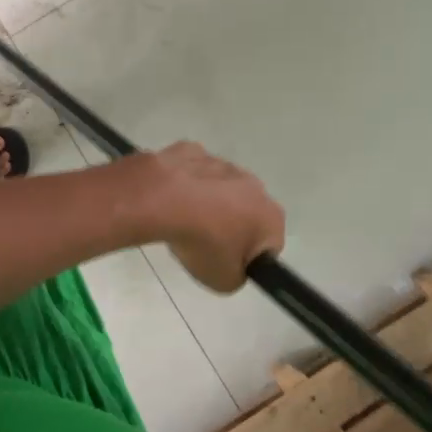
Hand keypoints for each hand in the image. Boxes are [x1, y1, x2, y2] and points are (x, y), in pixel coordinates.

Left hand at [139, 142, 283, 293]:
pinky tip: (169, 196)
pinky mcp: (188, 150)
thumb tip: (231, 264)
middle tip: (202, 242)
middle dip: (228, 226)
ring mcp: (220, 162)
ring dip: (205, 202)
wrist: (160, 198)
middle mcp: (252, 184)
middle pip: (245, 212)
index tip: (224, 263)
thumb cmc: (201, 242)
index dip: (247, 259)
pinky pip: (191, 172)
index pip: (268, 245)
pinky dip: (183, 182)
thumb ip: (237, 275)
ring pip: (218, 188)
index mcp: (271, 215)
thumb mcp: (225, 281)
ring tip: (181, 219)